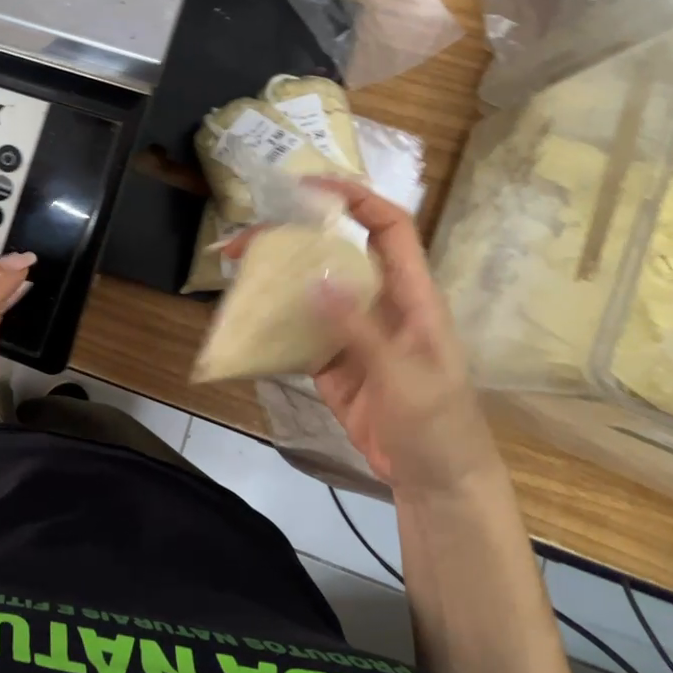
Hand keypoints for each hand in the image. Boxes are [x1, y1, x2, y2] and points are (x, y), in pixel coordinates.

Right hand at [224, 178, 500, 494]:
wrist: (437, 486)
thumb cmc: (439, 429)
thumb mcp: (405, 377)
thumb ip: (360, 328)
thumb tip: (315, 277)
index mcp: (412, 297)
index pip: (389, 228)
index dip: (355, 199)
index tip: (308, 186)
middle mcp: (380, 304)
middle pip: (335, 252)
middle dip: (292, 236)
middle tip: (243, 237)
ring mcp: (352, 333)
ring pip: (309, 288)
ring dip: (273, 275)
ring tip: (233, 267)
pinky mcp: (331, 361)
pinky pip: (296, 329)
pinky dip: (269, 319)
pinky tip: (242, 314)